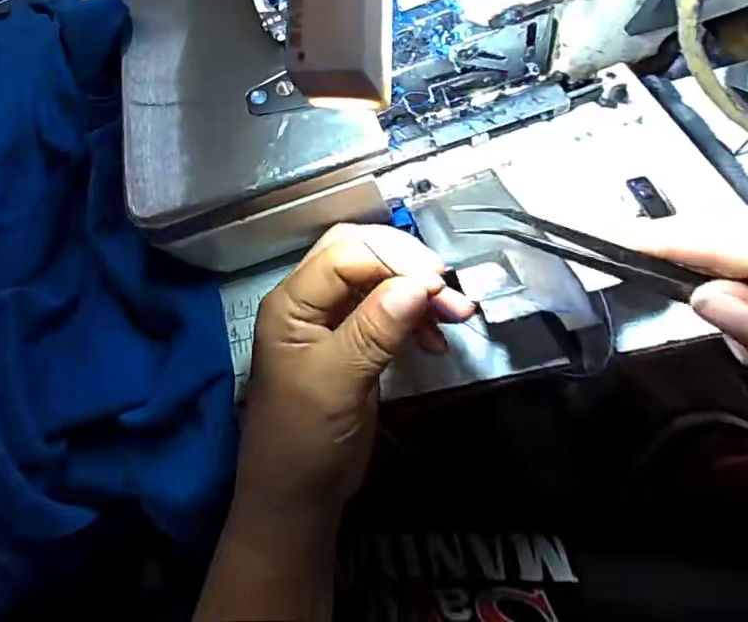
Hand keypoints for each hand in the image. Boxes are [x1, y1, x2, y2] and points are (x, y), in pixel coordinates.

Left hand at [196, 225, 472, 621]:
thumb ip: (373, 330)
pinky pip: (385, 309)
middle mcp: (307, 300)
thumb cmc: (304, 436)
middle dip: (404, 264)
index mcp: (291, 301)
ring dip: (415, 290)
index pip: (341, 255)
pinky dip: (413, 315)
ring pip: (374, 280)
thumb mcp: (336, 381)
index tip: (437, 284)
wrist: (297, 493)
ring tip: (456, 316)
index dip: (390, 260)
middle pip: (357, 255)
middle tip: (449, 292)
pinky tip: (435, 338)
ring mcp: (330, 319)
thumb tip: (418, 284)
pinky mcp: (352, 340)